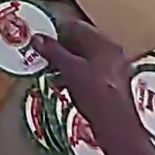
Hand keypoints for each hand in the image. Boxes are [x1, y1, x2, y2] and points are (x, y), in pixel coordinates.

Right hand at [34, 17, 154, 154]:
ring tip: (51, 71)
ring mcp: (114, 70)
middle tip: (44, 55)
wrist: (116, 128)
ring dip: (67, 63)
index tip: (42, 39)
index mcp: (104, 43)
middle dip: (62, 48)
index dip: (57, 31)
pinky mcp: (112, 86)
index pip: (76, 26)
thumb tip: (37, 38)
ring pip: (85, 59)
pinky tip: (64, 85)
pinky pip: (90, 73)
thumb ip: (53, 52)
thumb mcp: (69, 69)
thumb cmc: (95, 93)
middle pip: (82, 42)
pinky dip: (76, 76)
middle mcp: (113, 52)